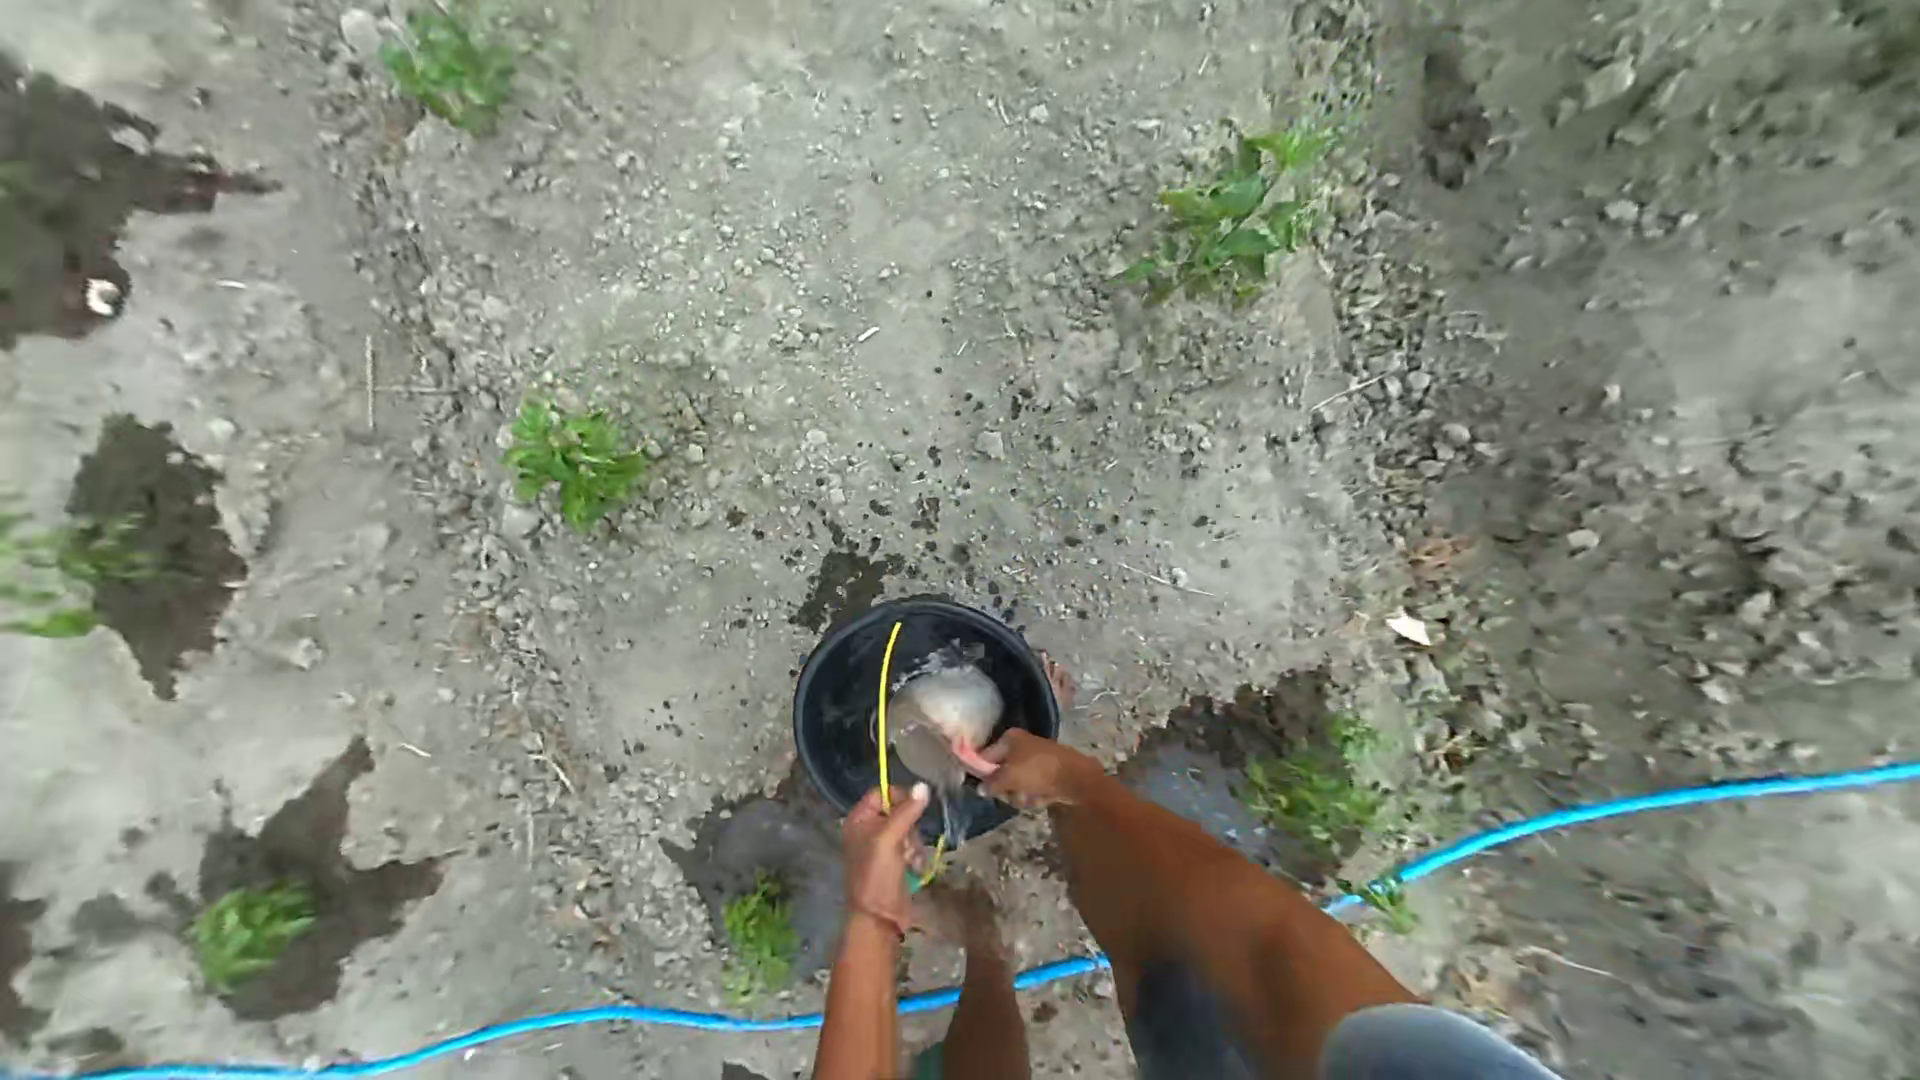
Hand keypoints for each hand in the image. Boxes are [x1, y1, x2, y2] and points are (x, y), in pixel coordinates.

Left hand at [841, 783, 928, 935]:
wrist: (878, 918)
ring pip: (908, 828)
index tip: (913, 807)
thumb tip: (923, 786)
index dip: (898, 796)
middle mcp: (868, 829)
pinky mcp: (895, 860)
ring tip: (910, 859)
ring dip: (914, 843)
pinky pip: (912, 845)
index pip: (881, 792)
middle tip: (906, 842)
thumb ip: (906, 810)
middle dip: (909, 826)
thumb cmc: (876, 874)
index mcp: (858, 819)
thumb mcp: (889, 838)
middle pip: (898, 810)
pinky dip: (915, 855)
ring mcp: (882, 846)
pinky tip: (914, 867)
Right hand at [972, 729, 1102, 807]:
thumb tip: (980, 788)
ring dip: (1021, 795)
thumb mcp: (1009, 777)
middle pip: (1002, 773)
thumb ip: (991, 783)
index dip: (982, 771)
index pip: (986, 755)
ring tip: (1032, 797)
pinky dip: (1035, 796)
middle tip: (1014, 794)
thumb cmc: (1037, 770)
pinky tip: (1042, 798)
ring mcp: (1035, 760)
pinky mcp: (1046, 773)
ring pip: (1017, 784)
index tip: (982, 788)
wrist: (1075, 777)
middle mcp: (1021, 746)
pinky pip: (1032, 788)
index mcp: (1010, 739)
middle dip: (1008, 789)